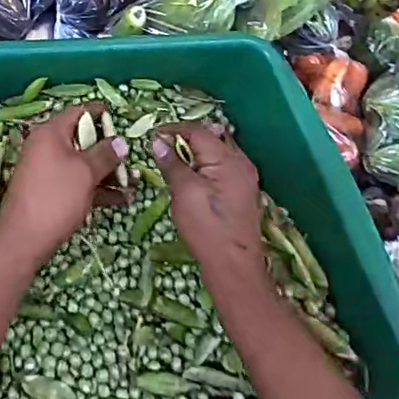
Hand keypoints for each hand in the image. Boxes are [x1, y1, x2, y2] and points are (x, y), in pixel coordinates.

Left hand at [0, 107, 126, 258]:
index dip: (100, 112)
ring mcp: (47, 168)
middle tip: (131, 155)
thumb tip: (120, 141)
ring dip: (107, 172)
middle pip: (82, 138)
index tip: (120, 118)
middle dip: (108, 148)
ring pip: (81, 163)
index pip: (78, 111)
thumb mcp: (85, 172)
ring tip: (133, 182)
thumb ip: (105, 154)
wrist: (24, 238)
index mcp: (51, 131)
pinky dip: (96, 187)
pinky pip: (76, 181)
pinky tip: (121, 199)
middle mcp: (47, 145)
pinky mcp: (50, 190)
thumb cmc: (56, 196)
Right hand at [151, 123, 264, 285]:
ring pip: (218, 151)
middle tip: (163, 144)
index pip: (198, 131)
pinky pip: (223, 165)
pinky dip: (206, 163)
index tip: (153, 136)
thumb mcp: (183, 192)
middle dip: (186, 137)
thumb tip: (158, 142)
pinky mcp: (243, 191)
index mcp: (228, 159)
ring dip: (196, 150)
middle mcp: (241, 162)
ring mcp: (245, 177)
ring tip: (175, 157)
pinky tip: (193, 173)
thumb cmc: (206, 228)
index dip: (173, 129)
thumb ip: (172, 163)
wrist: (234, 268)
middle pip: (211, 137)